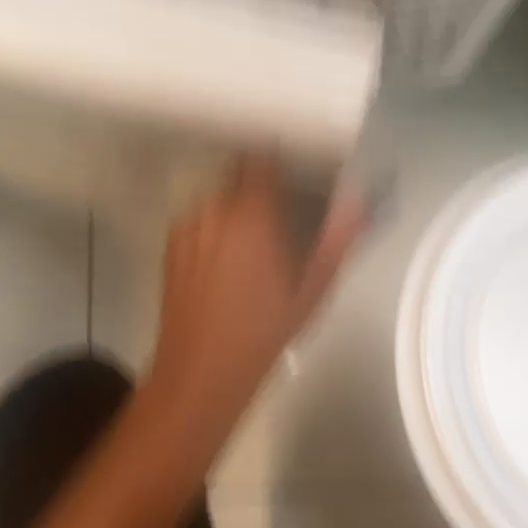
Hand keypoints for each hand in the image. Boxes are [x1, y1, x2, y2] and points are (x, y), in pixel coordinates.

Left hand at [149, 156, 366, 399]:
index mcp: (252, 214)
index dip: (278, 157)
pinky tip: (224, 264)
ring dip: (234, 211)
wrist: (201, 370)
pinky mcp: (170, 243)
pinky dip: (212, 229)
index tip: (294, 167)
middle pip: (239, 177)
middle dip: (258, 191)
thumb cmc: (264, 332)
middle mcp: (214, 209)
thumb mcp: (313, 289)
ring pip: (217, 200)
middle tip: (279, 220)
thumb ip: (339, 236)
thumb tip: (357, 195)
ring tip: (251, 250)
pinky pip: (198, 221)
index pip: (263, 158)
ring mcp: (187, 225)